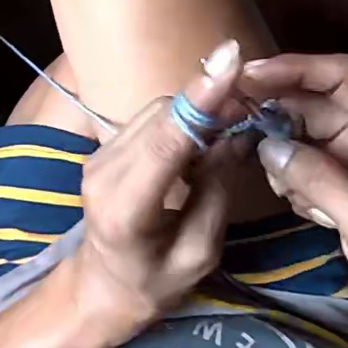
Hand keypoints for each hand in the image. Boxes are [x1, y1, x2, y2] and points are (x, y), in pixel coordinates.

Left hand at [67, 39, 253, 343]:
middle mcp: (102, 172)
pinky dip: (178, 122)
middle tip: (250, 109)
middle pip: (161, 116)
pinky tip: (198, 143)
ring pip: (155, 112)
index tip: (229, 59)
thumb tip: (237, 134)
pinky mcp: (102, 149)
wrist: (99, 287)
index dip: (199, 98)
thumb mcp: (198, 253)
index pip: (165, 141)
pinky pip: (147, 121)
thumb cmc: (152, 284)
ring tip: (227, 131)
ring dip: (194, 112)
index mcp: (126, 207)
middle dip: (208, 104)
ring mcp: (97, 157)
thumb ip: (216, 191)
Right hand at [241, 53, 347, 330]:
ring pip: (302, 128)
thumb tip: (267, 146)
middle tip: (233, 123)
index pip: (343, 76)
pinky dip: (289, 174)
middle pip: (315, 99)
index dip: (294, 68)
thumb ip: (319, 181)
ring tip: (284, 189)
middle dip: (275, 110)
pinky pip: (302, 156)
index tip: (246, 75)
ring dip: (281, 152)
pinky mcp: (344, 172)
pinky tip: (302, 204)